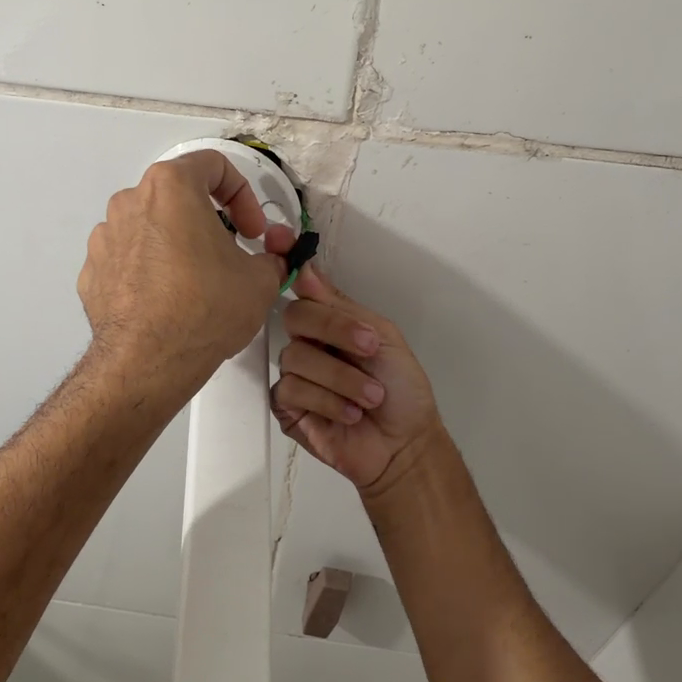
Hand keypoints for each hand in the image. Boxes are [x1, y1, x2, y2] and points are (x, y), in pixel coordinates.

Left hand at [79, 150, 293, 383]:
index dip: (243, 194)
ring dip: (177, 247)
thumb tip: (272, 261)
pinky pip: (129, 261)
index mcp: (171, 187)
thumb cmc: (201, 311)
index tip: (252, 228)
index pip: (213, 165)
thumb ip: (271, 258)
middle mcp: (131, 203)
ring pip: (151, 228)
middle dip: (208, 222)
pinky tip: (169, 302)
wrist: (149, 361)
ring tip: (199, 284)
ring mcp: (106, 238)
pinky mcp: (94, 272)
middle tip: (230, 254)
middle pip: (178, 197)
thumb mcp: (260, 280)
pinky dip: (150, 273)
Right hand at [271, 264, 443, 496]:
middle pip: (296, 317)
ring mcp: (296, 376)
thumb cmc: (403, 392)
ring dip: (343, 379)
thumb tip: (305, 270)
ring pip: (296, 358)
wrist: (405, 444)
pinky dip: (328, 402)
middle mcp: (308, 344)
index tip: (276, 238)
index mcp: (330, 323)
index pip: (302, 288)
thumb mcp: (382, 338)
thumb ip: (341, 307)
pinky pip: (292, 390)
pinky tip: (350, 414)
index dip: (286, 262)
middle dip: (336, 332)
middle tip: (370, 350)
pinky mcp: (288, 408)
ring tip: (369, 399)